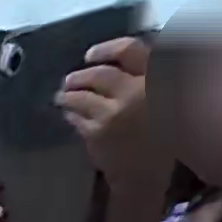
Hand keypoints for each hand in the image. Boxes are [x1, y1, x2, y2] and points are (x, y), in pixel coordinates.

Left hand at [57, 37, 164, 190]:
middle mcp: (136, 90)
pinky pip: (77, 118)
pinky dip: (70, 114)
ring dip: (69, 94)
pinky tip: (67, 114)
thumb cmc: (156, 136)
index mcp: (156, 76)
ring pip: (83, 96)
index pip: (130, 50)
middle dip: (80, 76)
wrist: (146, 171)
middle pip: (100, 74)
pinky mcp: (97, 133)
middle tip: (68, 80)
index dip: (107, 49)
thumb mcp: (159, 99)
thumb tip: (112, 66)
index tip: (90, 54)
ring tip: (61, 96)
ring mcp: (115, 113)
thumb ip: (142, 79)